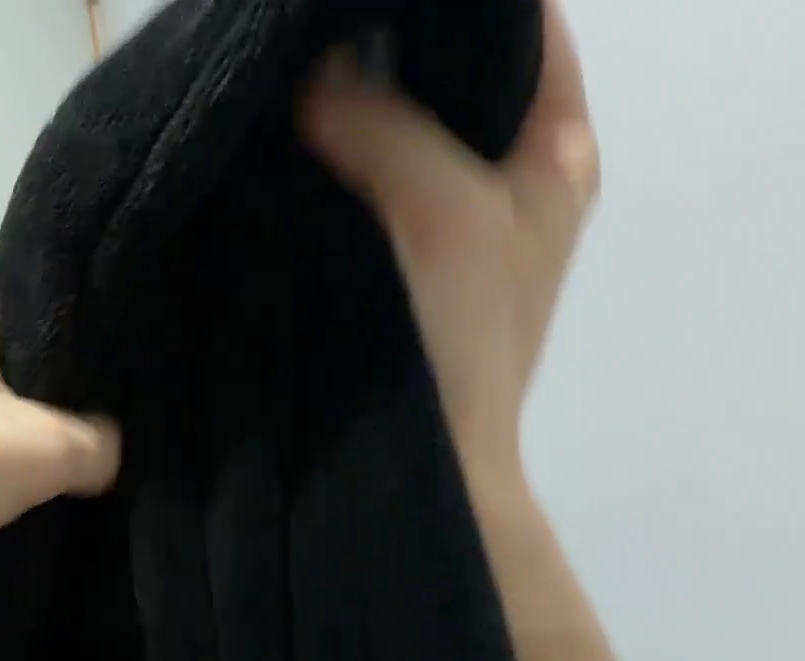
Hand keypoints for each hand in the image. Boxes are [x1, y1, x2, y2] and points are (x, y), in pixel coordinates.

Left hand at [0, 248, 120, 598]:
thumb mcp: (35, 452)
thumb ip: (98, 441)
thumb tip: (107, 446)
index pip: (54, 270)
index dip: (102, 316)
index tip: (139, 369)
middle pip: (14, 334)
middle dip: (59, 382)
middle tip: (110, 425)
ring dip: (11, 425)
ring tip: (59, 462)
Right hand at [300, 0, 600, 469]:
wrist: (418, 464)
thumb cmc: (460, 338)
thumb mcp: (446, 212)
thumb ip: (389, 130)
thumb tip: (311, 75)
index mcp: (550, 152)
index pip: (517, 36)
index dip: (449, 9)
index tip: (352, 5)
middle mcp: (489, 180)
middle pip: (439, 88)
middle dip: (372, 59)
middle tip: (293, 45)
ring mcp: (423, 230)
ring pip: (380, 147)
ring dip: (331, 123)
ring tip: (268, 91)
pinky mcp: (367, 271)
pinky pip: (340, 202)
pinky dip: (307, 178)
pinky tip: (261, 162)